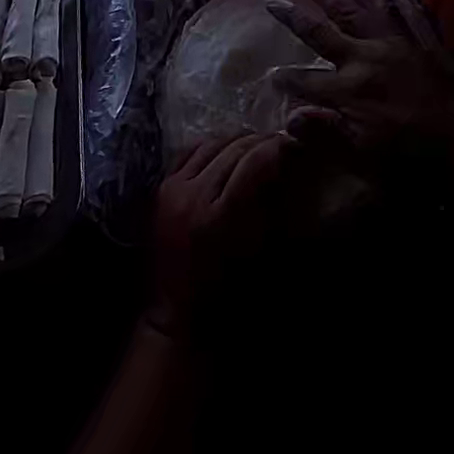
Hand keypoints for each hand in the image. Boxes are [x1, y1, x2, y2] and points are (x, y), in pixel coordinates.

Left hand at [147, 132, 292, 337]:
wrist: (175, 314)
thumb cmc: (225, 296)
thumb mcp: (256, 256)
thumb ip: (267, 212)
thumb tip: (283, 174)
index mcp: (219, 217)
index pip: (253, 165)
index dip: (275, 149)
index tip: (293, 143)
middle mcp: (193, 195)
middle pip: (232, 151)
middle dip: (259, 141)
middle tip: (279, 140)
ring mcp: (172, 189)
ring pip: (208, 146)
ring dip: (235, 140)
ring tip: (255, 141)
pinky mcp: (160, 188)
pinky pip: (186, 153)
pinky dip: (209, 146)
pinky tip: (224, 148)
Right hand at [265, 0, 453, 154]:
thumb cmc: (415, 158)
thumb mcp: (364, 155)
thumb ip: (326, 133)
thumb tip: (289, 120)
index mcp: (347, 90)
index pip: (304, 81)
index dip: (285, 79)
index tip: (271, 74)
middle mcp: (363, 60)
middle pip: (321, 33)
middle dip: (294, 18)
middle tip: (273, 0)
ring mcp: (391, 46)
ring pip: (354, 13)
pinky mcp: (417, 43)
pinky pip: (395, 14)